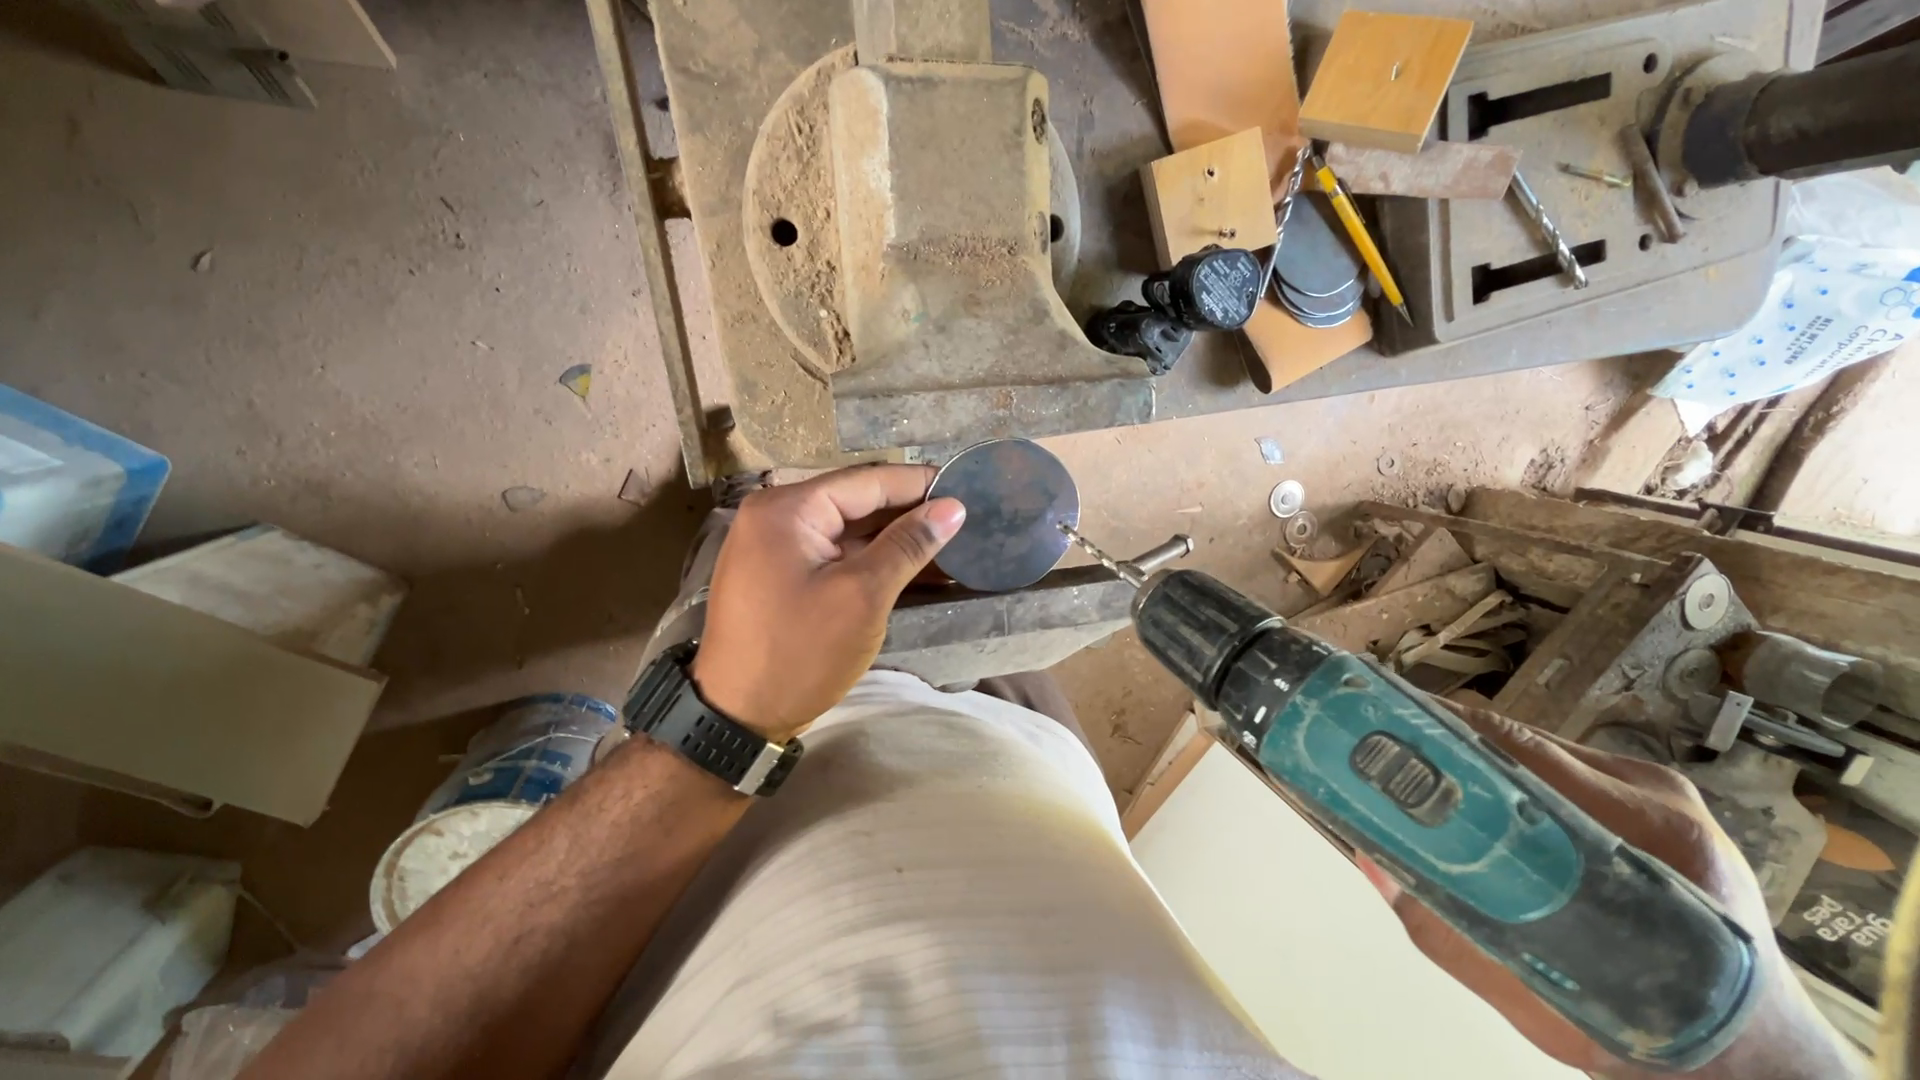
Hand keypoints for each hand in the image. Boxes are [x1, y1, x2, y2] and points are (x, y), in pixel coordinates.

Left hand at [689, 465, 964, 742]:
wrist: (736, 716)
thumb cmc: (800, 653)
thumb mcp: (862, 596)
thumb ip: (907, 545)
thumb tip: (953, 508)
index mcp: (787, 508)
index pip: (867, 481)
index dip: (920, 484)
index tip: (968, 487)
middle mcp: (775, 515)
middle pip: (856, 502)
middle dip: (910, 513)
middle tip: (966, 518)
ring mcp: (773, 546)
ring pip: (847, 530)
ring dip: (894, 539)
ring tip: (951, 544)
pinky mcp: (780, 575)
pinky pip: (833, 554)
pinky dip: (870, 560)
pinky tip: (913, 568)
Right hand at [1355, 701, 1867, 1079]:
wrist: (1750, 1049)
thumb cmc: (1642, 1027)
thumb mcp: (1534, 999)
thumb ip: (1450, 932)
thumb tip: (1372, 859)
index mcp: (1644, 834)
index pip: (1521, 752)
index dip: (1446, 733)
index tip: (1383, 728)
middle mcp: (1658, 795)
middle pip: (1526, 742)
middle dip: (1450, 741)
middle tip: (1386, 749)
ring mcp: (1664, 791)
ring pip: (1545, 750)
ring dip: (1481, 757)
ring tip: (1421, 768)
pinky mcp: (1662, 797)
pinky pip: (1569, 768)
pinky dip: (1516, 774)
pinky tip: (1481, 795)